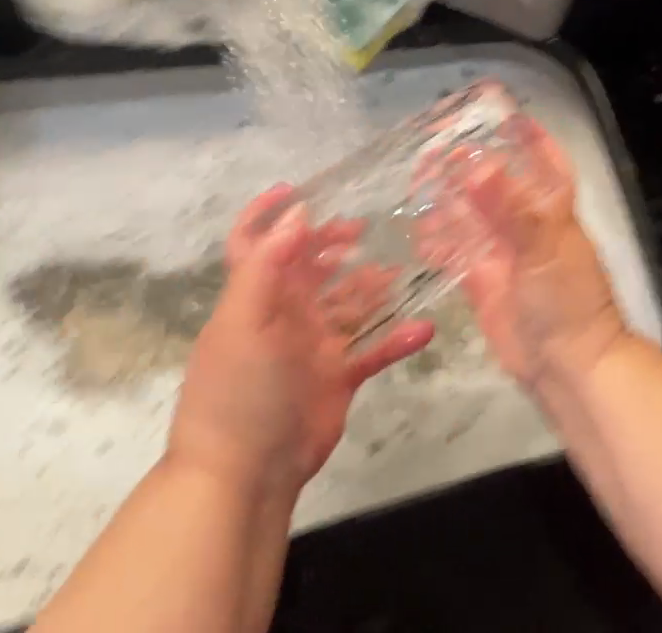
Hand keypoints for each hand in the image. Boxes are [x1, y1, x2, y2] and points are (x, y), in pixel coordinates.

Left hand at [167, 185, 434, 493]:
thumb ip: (268, 265)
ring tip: (401, 272)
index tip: (300, 189)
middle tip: (366, 231)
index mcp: (256, 298)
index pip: (255, 244)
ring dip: (372, 287)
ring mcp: (314, 348)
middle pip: (311, 268)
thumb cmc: (237, 390)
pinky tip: (424, 328)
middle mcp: (285, 316)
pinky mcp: (339, 378)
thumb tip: (298, 211)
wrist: (245, 472)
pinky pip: (374, 350)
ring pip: (349, 304)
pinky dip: (398, 339)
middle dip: (333, 245)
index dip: (268, 215)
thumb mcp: (244, 322)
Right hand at [418, 117, 629, 389]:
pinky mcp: (485, 283)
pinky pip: (458, 254)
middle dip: (468, 167)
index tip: (500, 112)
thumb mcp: (543, 248)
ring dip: (447, 200)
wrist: (567, 365)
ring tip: (414, 182)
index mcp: (552, 211)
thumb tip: (475, 165)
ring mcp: (505, 255)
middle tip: (431, 148)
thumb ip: (509, 208)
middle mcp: (528, 227)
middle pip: (496, 186)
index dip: (527, 137)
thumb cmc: (566, 300)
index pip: (543, 162)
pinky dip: (439, 242)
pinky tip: (416, 232)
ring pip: (472, 217)